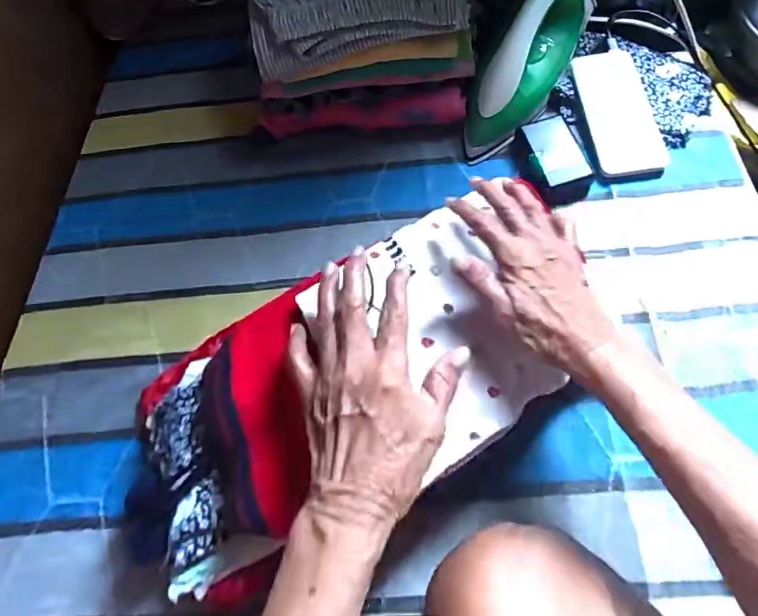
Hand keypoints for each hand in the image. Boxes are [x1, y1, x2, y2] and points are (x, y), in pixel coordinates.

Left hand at [287, 250, 469, 539]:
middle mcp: (355, 366)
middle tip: (355, 253)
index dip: (397, 287)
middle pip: (352, 310)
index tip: (399, 267)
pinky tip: (298, 322)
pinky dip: (298, 338)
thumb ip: (442, 385)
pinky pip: (299, 359)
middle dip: (354, 277)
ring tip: (328, 269)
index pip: (394, 317)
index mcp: (389, 371)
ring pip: (324, 325)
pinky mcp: (308, 396)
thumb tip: (459, 352)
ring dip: (326, 293)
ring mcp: (328, 378)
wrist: (351, 503)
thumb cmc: (397, 467)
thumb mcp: (433, 428)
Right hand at [446, 178, 622, 385]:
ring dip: (520, 193)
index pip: (484, 224)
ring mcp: (556, 244)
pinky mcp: (573, 253)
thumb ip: (481, 281)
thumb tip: (457, 258)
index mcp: (513, 255)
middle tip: (476, 180)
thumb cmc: (539, 331)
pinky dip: (554, 215)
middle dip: (491, 191)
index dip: (465, 210)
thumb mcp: (502, 312)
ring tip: (508, 182)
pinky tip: (550, 212)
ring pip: (535, 209)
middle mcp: (534, 241)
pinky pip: (564, 225)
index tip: (451, 200)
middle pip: (509, 208)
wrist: (584, 339)